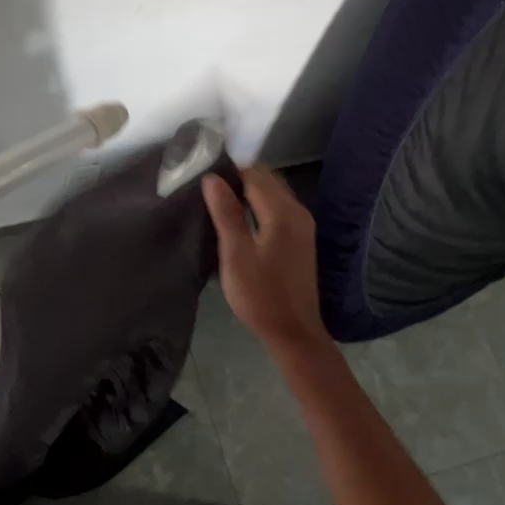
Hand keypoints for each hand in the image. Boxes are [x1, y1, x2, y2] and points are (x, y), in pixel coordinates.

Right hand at [203, 166, 331, 353]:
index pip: (253, 174)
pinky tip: (239, 218)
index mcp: (282, 211)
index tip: (202, 177)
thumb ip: (225, 213)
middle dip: (238, 178)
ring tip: (218, 202)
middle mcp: (297, 210)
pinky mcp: (301, 237)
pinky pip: (278, 206)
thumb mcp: (235, 254)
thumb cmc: (260, 295)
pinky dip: (259, 203)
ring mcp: (302, 224)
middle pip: (266, 179)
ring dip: (248, 190)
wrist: (293, 332)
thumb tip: (211, 178)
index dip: (228, 172)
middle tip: (207, 189)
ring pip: (273, 192)